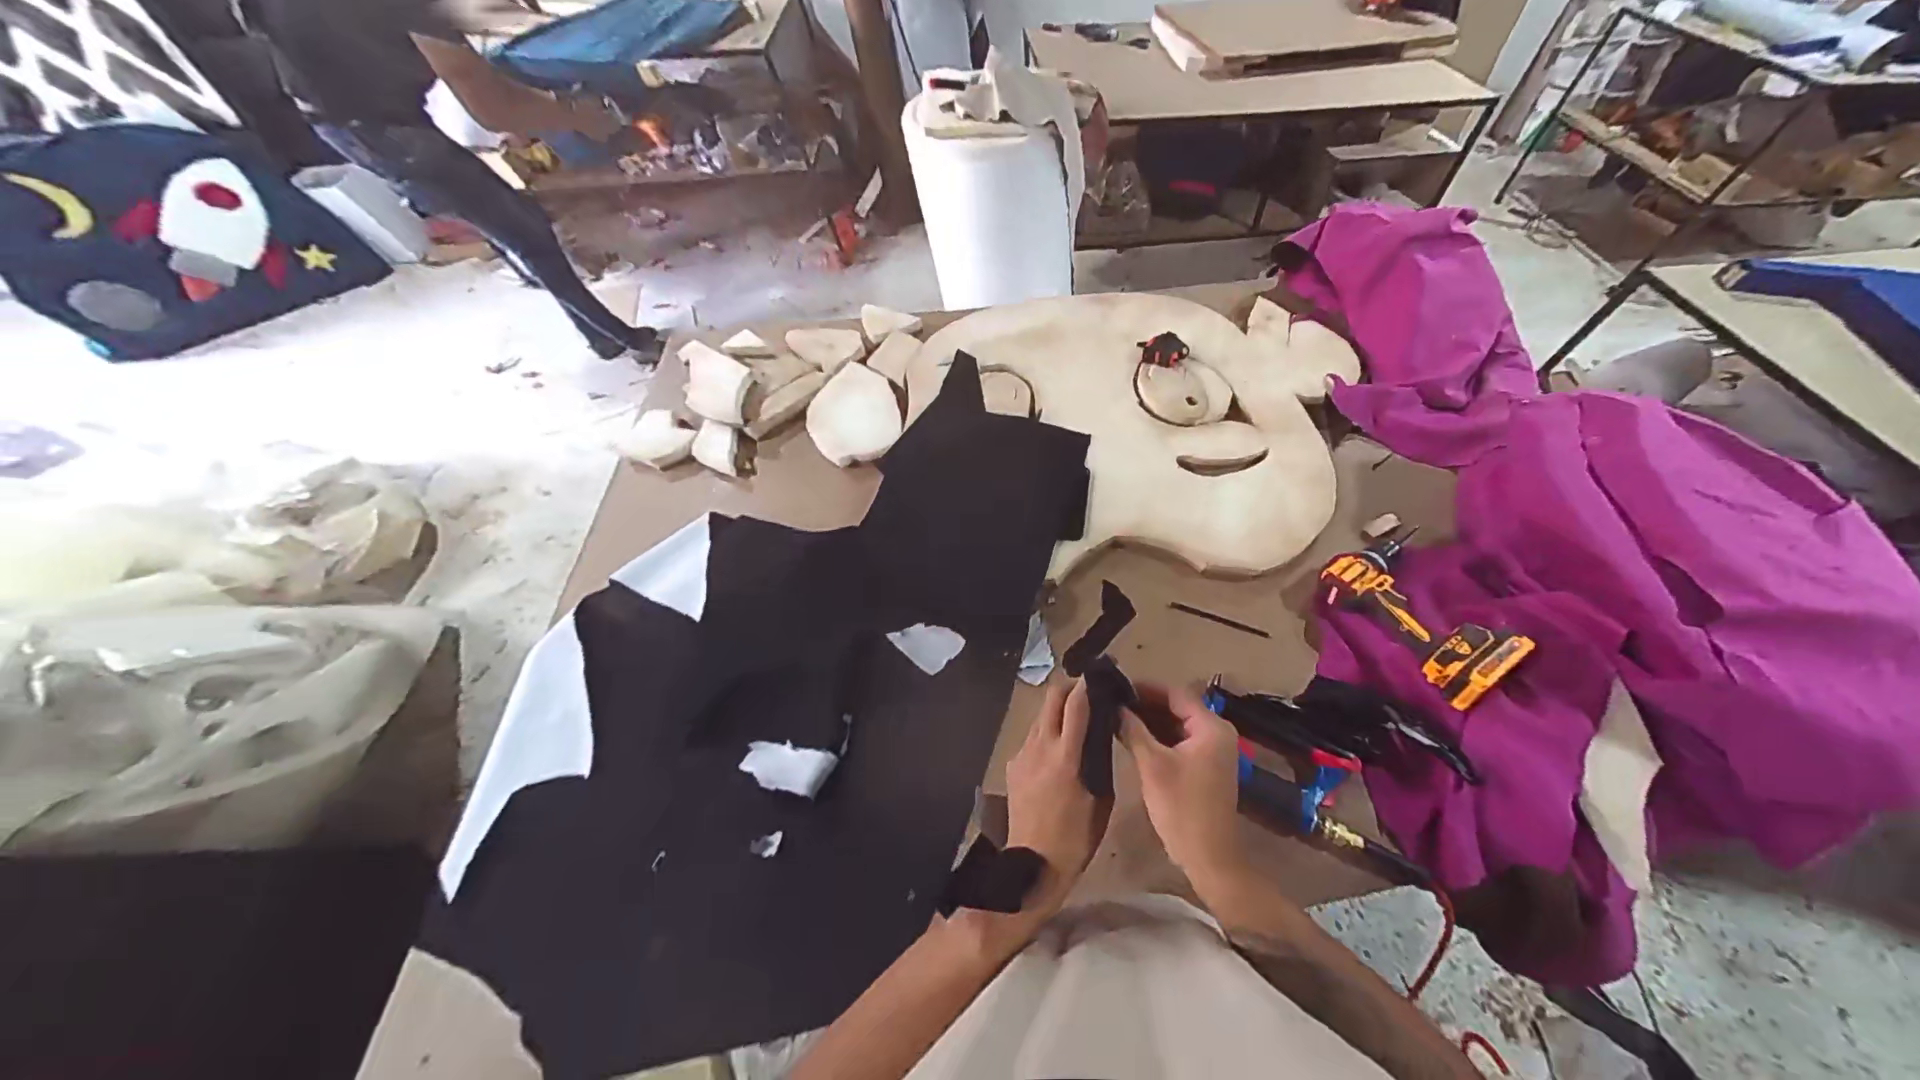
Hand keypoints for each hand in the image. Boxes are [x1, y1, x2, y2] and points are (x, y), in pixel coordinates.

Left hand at [1004, 679, 1112, 917]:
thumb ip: (1099, 759)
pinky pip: (1031, 739)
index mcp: (1066, 756)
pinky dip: (1045, 735)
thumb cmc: (1078, 835)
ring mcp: (1022, 754)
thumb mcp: (1101, 797)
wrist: (1034, 861)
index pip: (1076, 705)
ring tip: (1072, 722)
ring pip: (1040, 716)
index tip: (1097, 676)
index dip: (1086, 685)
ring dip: (1056, 712)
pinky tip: (1054, 753)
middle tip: (1084, 694)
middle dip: (1068, 689)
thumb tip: (1100, 733)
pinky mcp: (1012, 764)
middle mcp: (1040, 746)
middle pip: (1051, 698)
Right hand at [1118, 682, 1244, 892]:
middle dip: (1145, 704)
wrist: (1208, 857)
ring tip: (1116, 716)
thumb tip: (1114, 706)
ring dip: (1149, 721)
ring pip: (1176, 725)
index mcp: (1211, 728)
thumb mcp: (1152, 764)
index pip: (1175, 693)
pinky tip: (1130, 736)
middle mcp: (1217, 734)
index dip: (1144, 688)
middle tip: (1111, 701)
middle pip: (1177, 707)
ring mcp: (1212, 751)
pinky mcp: (1204, 767)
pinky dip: (1157, 737)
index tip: (1116, 687)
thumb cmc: (1181, 807)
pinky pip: (1179, 741)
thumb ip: (1133, 730)